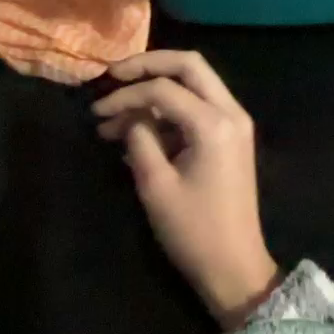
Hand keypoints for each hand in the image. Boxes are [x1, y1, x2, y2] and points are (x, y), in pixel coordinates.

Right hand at [93, 51, 279, 330]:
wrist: (235, 268)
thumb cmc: (194, 231)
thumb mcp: (156, 185)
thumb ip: (139, 138)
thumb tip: (127, 113)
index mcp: (214, 124)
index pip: (164, 89)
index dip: (126, 94)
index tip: (97, 110)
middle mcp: (231, 112)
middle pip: (189, 65)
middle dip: (148, 65)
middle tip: (114, 74)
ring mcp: (235, 123)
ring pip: (195, 82)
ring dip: (156, 89)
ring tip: (115, 116)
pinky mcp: (230, 136)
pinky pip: (198, 106)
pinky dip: (169, 109)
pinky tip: (137, 131)